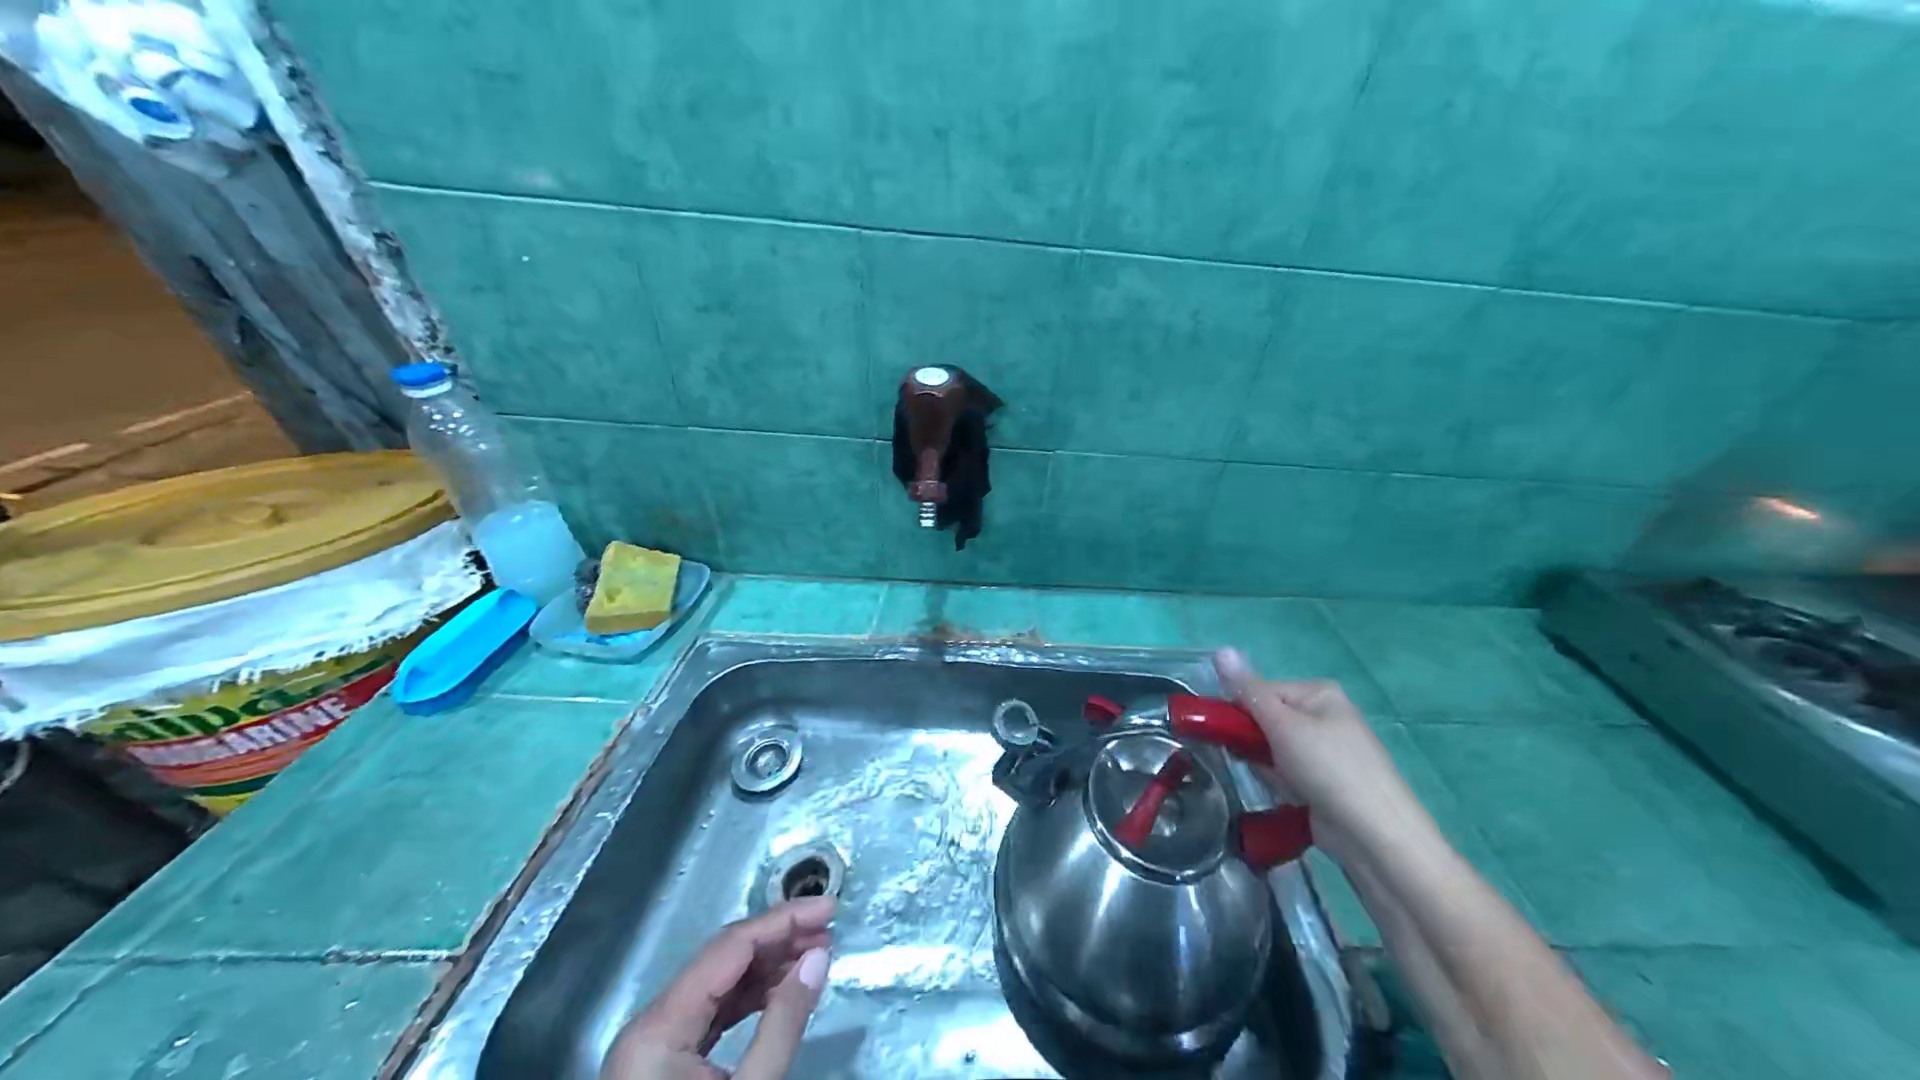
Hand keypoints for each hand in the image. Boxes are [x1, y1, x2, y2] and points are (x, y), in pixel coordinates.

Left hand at [600, 897, 834, 1079]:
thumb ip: (783, 1023)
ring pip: (719, 983)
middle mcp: (650, 1023)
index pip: (729, 948)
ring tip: (815, 954)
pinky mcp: (664, 1061)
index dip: (782, 921)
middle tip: (829, 929)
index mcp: (659, 1027)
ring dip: (768, 965)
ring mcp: (654, 1042)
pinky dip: (751, 996)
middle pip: (722, 959)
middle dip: (778, 939)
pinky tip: (785, 988)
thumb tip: (819, 956)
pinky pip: (712, 1012)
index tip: (830, 910)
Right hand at [1213, 648, 1433, 858]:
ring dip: (1265, 765)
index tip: (1225, 732)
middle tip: (1252, 760)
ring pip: (1270, 748)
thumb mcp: (1282, 724)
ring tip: (1278, 782)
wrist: (1373, 834)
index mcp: (1318, 693)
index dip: (1239, 710)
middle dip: (1252, 741)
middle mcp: (1322, 715)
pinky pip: (1284, 771)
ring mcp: (1323, 749)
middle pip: (1264, 719)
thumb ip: (1246, 690)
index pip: (1259, 690)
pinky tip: (1288, 795)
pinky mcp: (1321, 779)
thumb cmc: (1327, 767)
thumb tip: (1219, 649)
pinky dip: (1279, 782)